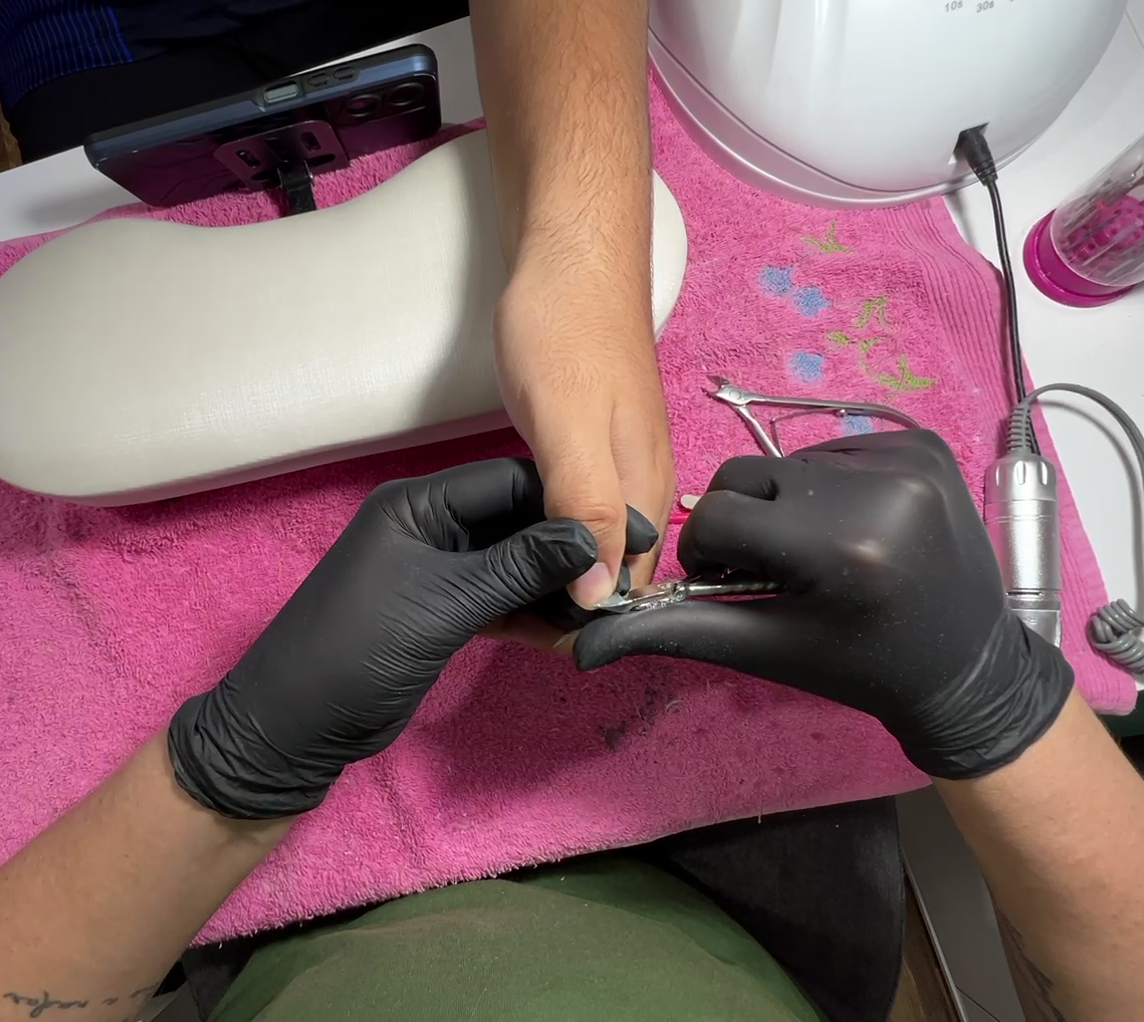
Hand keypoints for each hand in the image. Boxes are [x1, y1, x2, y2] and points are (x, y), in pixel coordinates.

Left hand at [168, 458, 597, 817]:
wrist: (300, 724)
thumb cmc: (361, 646)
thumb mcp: (446, 600)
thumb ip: (520, 566)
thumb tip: (594, 541)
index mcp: (419, 503)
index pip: (510, 483)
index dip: (570, 506)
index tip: (631, 529)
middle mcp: (431, 527)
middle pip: (515, 524)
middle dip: (568, 551)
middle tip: (626, 578)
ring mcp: (438, 571)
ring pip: (512, 567)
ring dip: (555, 589)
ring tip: (607, 611)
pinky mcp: (444, 611)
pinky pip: (499, 601)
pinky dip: (532, 616)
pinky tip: (570, 633)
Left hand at [494, 269, 673, 607]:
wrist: (567, 257)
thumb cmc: (565, 336)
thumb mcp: (569, 427)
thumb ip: (586, 508)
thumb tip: (599, 596)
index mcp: (642, 493)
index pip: (630, 589)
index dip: (588, 622)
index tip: (536, 641)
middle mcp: (637, 486)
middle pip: (611, 572)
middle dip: (567, 604)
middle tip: (506, 624)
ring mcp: (613, 464)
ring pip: (590, 543)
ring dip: (554, 573)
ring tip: (501, 596)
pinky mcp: (588, 446)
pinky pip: (574, 511)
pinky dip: (547, 536)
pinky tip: (514, 543)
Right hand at [573, 430, 1074, 778]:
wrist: (968, 667)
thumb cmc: (857, 666)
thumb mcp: (764, 650)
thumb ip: (674, 629)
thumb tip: (585, 642)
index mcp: (838, 545)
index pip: (715, 514)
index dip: (706, 551)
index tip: (728, 580)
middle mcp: (876, 486)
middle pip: (742, 478)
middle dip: (738, 523)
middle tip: (767, 567)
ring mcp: (906, 455)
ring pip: (781, 463)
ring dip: (779, 505)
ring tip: (813, 551)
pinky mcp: (923, 441)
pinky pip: (828, 450)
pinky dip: (820, 487)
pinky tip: (846, 527)